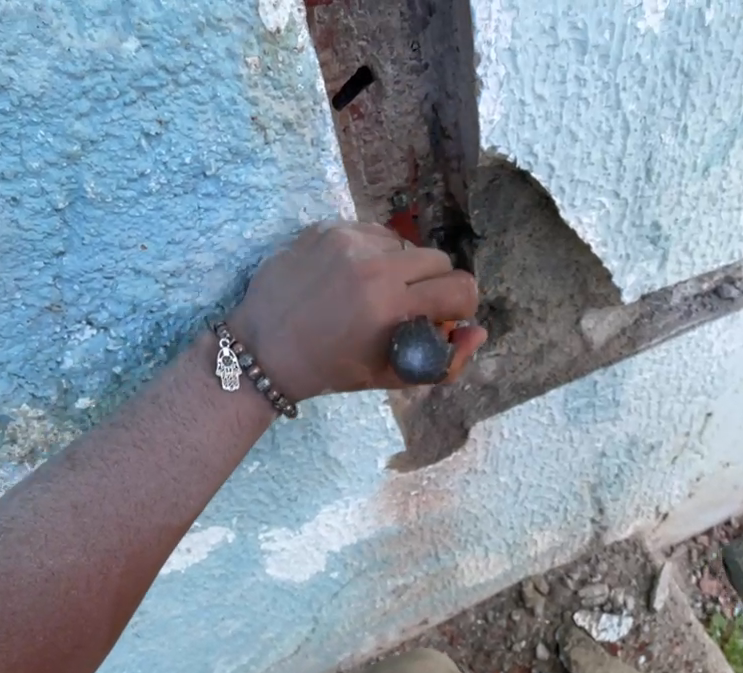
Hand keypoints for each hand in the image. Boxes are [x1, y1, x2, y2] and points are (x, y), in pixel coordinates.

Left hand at [224, 222, 488, 400]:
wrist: (264, 349)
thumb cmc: (331, 370)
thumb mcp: (392, 376)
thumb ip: (444, 361)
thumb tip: (478, 332)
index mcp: (389, 306)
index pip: (461, 287)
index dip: (463, 306)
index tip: (447, 317)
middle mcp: (372, 265)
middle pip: (439, 259)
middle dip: (435, 285)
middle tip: (413, 307)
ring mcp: (346, 240)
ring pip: (406, 243)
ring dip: (404, 268)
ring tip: (378, 293)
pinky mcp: (327, 227)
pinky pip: (373, 233)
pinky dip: (374, 254)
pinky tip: (354, 277)